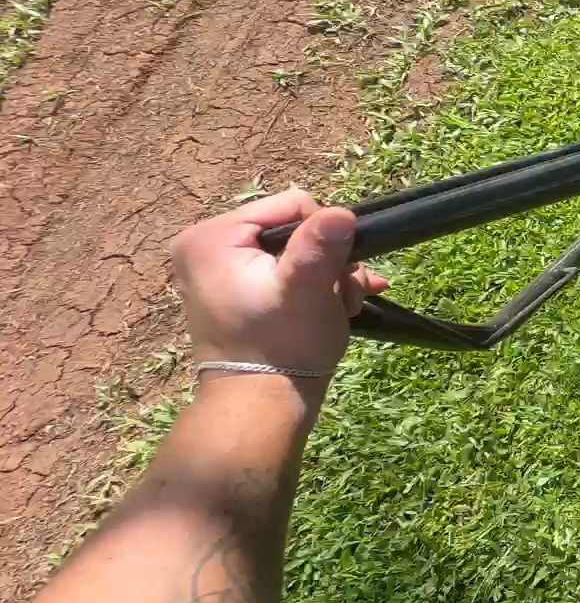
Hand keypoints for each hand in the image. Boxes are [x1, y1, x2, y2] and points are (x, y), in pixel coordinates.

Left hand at [170, 188, 387, 375]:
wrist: (264, 397)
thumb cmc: (283, 341)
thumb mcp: (307, 290)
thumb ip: (319, 248)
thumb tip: (342, 212)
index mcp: (212, 238)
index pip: (293, 205)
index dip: (327, 233)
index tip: (336, 271)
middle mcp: (209, 246)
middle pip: (300, 228)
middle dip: (334, 258)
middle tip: (346, 291)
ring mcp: (225, 269)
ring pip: (305, 249)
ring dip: (336, 274)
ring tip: (345, 304)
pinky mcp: (244, 287)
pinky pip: (294, 268)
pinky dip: (324, 283)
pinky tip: (345, 303)